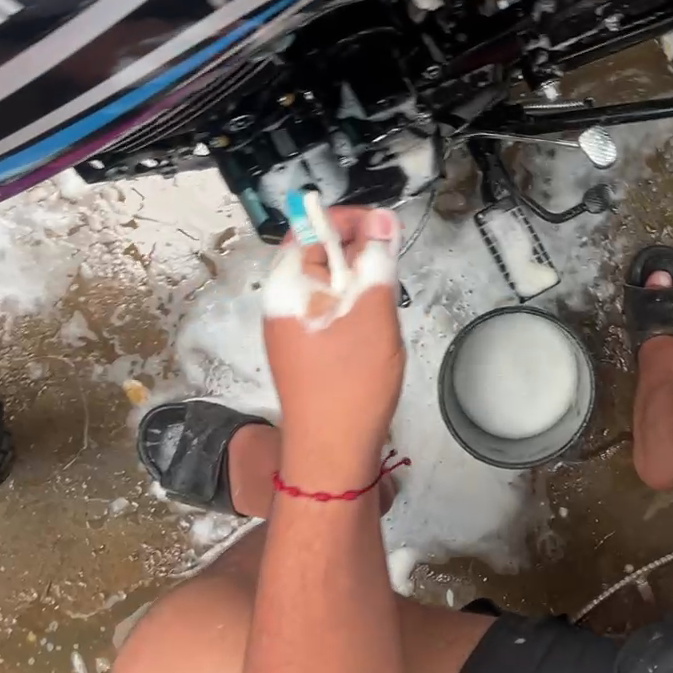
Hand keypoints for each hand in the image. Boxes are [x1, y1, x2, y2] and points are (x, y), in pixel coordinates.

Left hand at [262, 207, 406, 472]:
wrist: (332, 454)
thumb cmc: (351, 382)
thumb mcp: (373, 313)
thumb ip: (377, 262)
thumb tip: (381, 218)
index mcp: (286, 288)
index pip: (308, 229)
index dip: (346, 219)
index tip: (385, 229)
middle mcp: (281, 305)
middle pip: (317, 256)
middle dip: (357, 251)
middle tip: (391, 266)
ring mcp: (291, 331)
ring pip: (327, 285)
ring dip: (359, 280)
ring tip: (387, 297)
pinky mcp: (306, 352)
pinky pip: (329, 311)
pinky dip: (354, 305)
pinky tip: (375, 325)